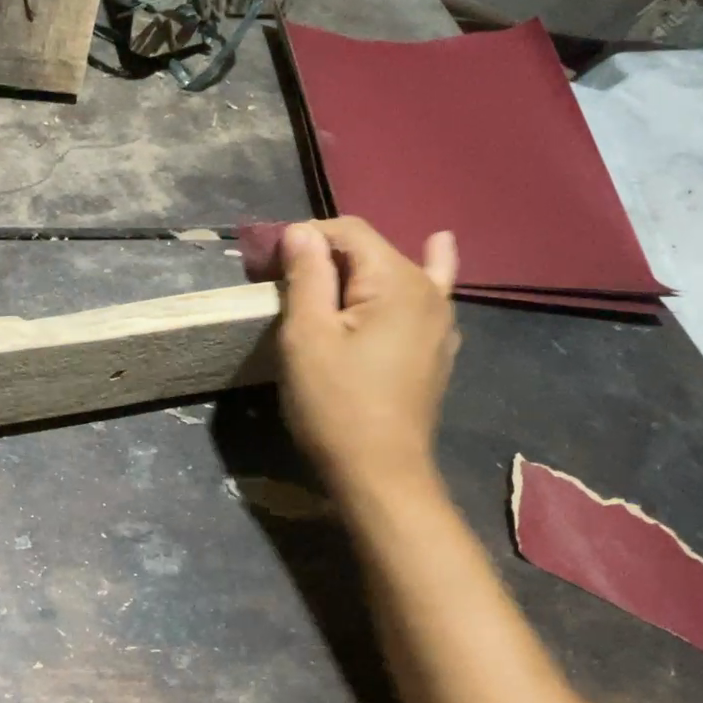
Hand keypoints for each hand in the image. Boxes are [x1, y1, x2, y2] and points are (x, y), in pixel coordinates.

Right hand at [276, 218, 459, 494]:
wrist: (378, 471)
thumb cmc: (334, 404)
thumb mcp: (306, 337)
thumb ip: (306, 277)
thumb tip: (300, 231)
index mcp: (397, 280)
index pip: (347, 231)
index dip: (302, 239)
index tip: (263, 267)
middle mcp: (428, 290)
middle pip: (371, 250)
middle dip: (324, 257)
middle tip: (280, 284)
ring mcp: (439, 319)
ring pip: (394, 272)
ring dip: (357, 269)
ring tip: (327, 272)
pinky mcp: (436, 346)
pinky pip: (430, 294)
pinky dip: (426, 270)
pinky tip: (438, 251)